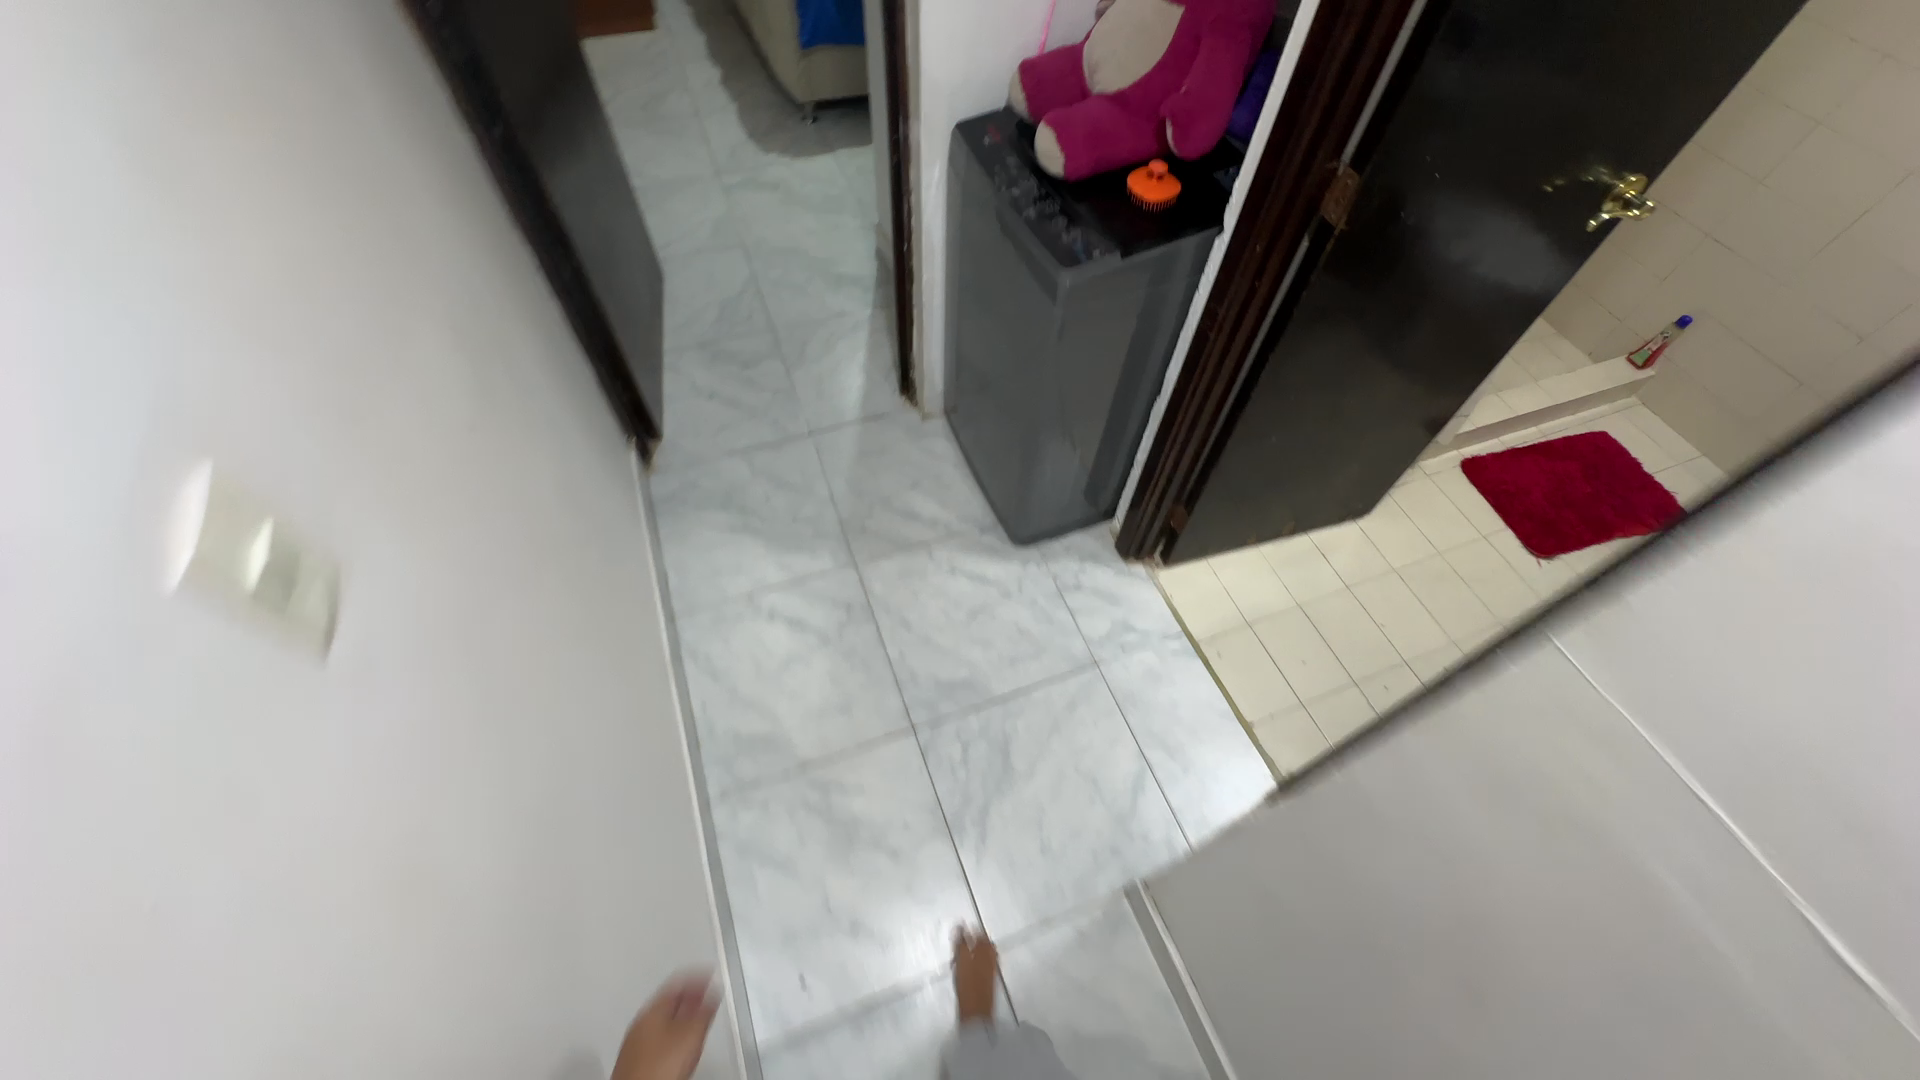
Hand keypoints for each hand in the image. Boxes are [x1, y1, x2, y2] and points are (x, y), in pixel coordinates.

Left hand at [610, 973, 719, 1079]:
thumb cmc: (657, 1066)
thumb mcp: (691, 1032)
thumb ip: (705, 1009)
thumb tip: (714, 990)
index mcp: (652, 1009)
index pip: (678, 981)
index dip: (697, 974)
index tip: (710, 972)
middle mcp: (641, 1021)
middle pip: (670, 1000)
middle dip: (690, 994)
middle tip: (706, 990)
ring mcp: (637, 1040)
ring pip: (664, 1019)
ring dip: (683, 1015)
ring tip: (698, 1017)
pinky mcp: (636, 1059)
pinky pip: (658, 1037)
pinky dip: (673, 1032)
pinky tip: (682, 1042)